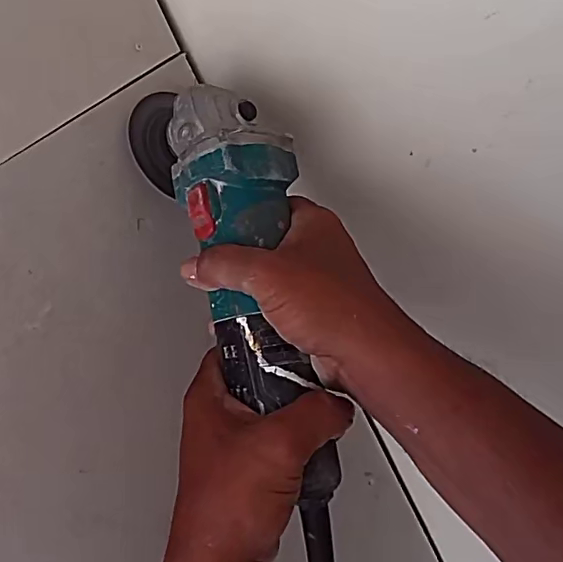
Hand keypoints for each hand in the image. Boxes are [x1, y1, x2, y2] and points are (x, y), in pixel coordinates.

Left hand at [164, 350, 354, 561]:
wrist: (222, 558)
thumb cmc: (226, 505)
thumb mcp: (280, 444)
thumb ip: (315, 413)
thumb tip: (335, 403)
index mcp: (207, 396)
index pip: (229, 347)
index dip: (258, 339)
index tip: (287, 338)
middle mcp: (214, 415)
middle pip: (255, 379)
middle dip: (288, 384)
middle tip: (312, 388)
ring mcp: (229, 442)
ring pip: (269, 412)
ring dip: (296, 419)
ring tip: (315, 427)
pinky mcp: (246, 467)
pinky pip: (277, 443)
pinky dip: (297, 446)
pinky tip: (308, 458)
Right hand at [180, 197, 420, 389]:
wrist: (365, 357)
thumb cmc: (340, 309)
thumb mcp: (264, 273)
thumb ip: (222, 263)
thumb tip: (197, 264)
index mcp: (312, 223)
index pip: (265, 203)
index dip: (235, 211)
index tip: (211, 221)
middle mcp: (316, 248)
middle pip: (260, 242)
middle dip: (235, 256)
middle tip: (216, 262)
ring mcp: (314, 281)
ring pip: (265, 276)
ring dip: (243, 287)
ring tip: (227, 293)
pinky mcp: (310, 310)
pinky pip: (271, 304)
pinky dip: (254, 311)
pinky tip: (243, 318)